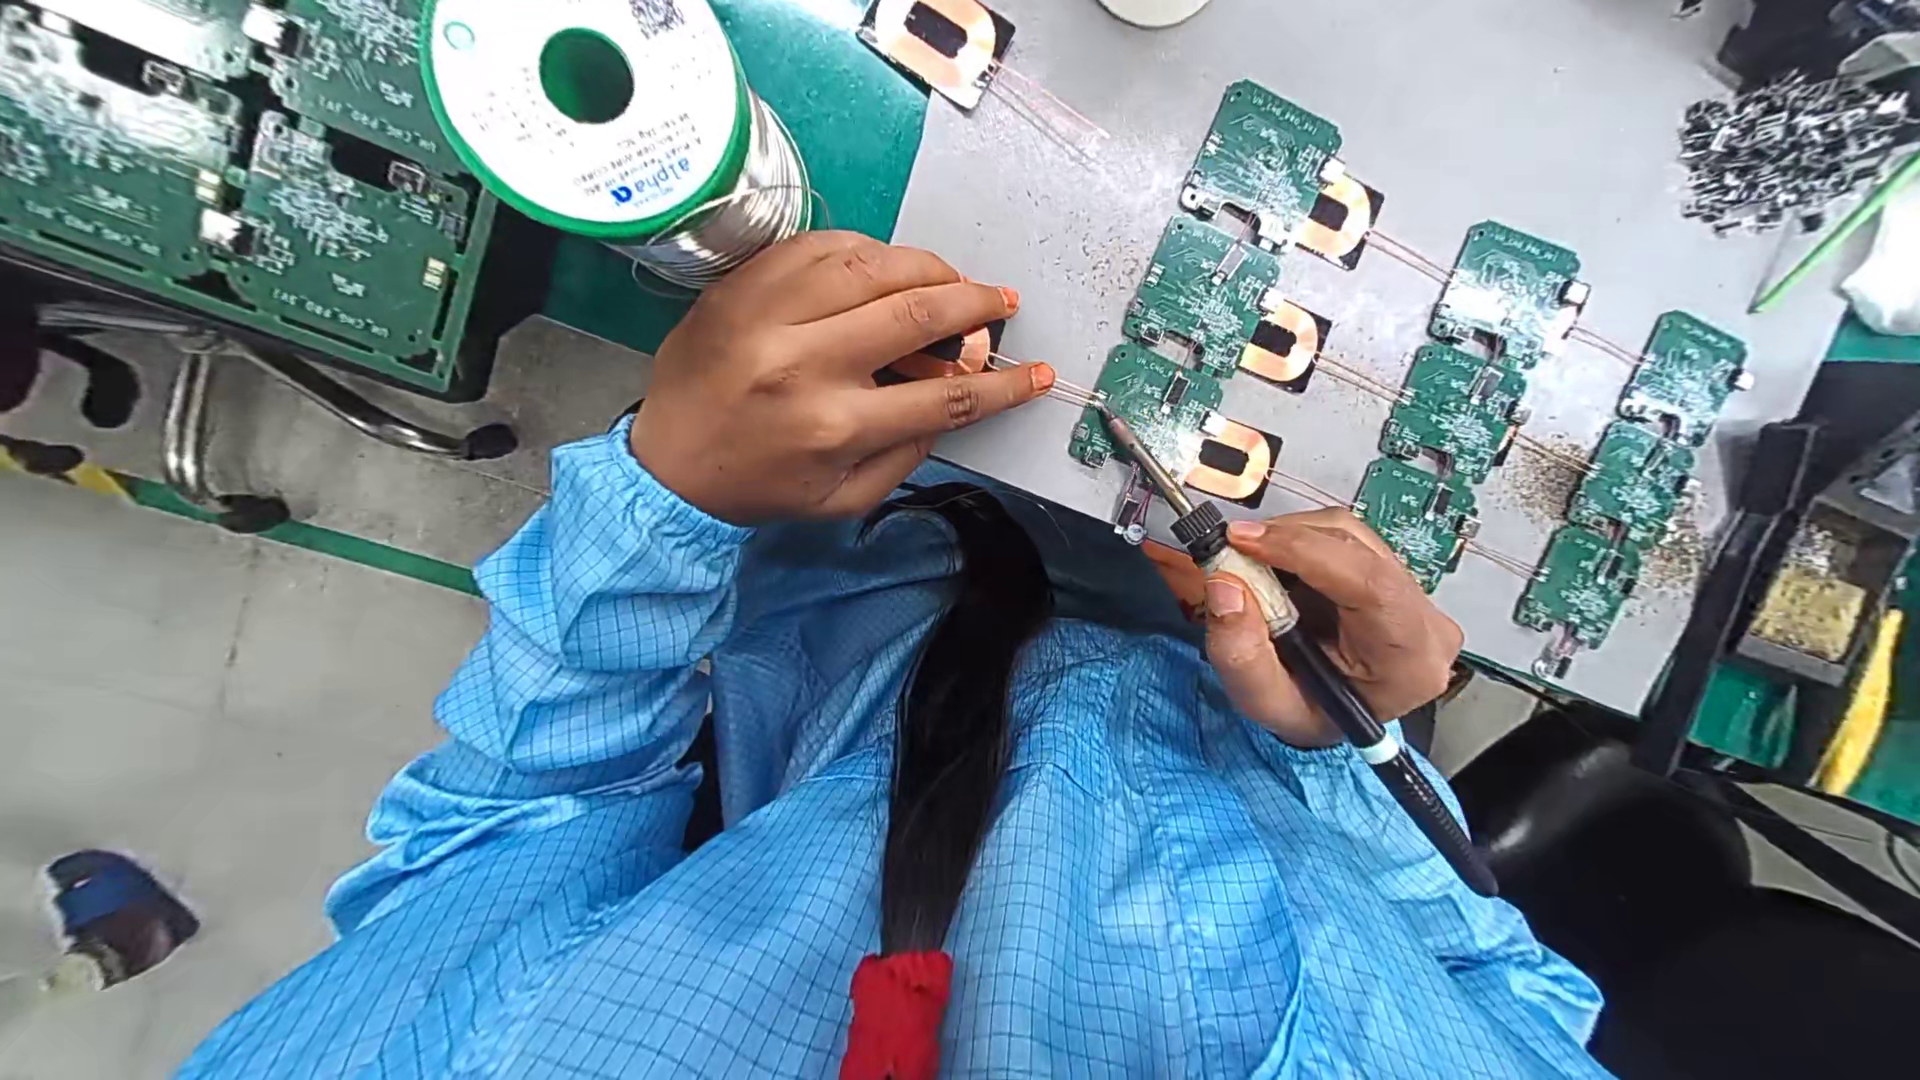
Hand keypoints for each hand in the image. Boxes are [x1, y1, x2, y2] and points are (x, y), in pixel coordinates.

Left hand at [629, 232, 1054, 523]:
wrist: (667, 465)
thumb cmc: (762, 490)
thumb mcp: (845, 498)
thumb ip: (907, 454)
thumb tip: (952, 401)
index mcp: (835, 427)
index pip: (944, 398)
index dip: (1002, 386)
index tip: (1036, 374)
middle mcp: (806, 362)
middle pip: (915, 313)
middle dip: (974, 304)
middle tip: (1001, 302)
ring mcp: (770, 313)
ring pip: (872, 265)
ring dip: (929, 267)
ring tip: (953, 281)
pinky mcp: (744, 284)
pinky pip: (822, 245)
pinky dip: (869, 251)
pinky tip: (887, 268)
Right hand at [1203, 509, 1462, 747]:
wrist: (1324, 711)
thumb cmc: (1305, 711)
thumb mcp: (1264, 702)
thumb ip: (1241, 654)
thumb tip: (1225, 587)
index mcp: (1409, 660)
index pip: (1368, 582)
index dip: (1302, 551)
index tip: (1243, 541)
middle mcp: (1424, 620)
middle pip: (1354, 546)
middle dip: (1284, 540)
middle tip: (1230, 552)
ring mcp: (1410, 591)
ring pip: (1345, 532)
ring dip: (1286, 538)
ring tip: (1248, 564)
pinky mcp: (1386, 571)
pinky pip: (1338, 536)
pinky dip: (1292, 541)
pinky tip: (1270, 565)